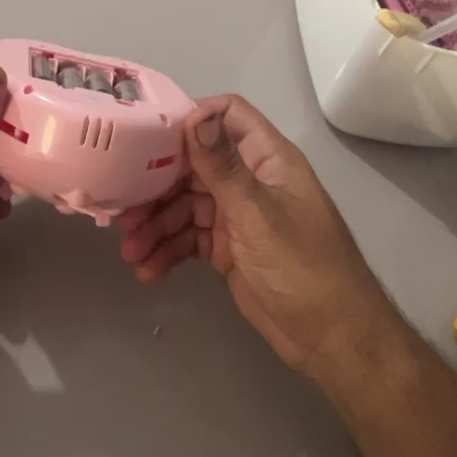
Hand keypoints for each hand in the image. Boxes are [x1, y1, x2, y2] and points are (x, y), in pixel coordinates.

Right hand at [117, 95, 387, 372]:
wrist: (333, 341)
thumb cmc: (304, 267)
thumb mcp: (258, 214)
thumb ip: (222, 166)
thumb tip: (193, 114)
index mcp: (266, 159)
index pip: (227, 116)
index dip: (190, 118)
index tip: (147, 134)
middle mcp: (249, 180)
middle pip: (193, 165)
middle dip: (156, 185)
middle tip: (123, 206)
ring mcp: (238, 215)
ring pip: (185, 206)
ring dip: (156, 226)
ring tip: (130, 252)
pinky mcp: (228, 249)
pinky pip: (189, 239)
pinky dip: (168, 252)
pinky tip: (148, 271)